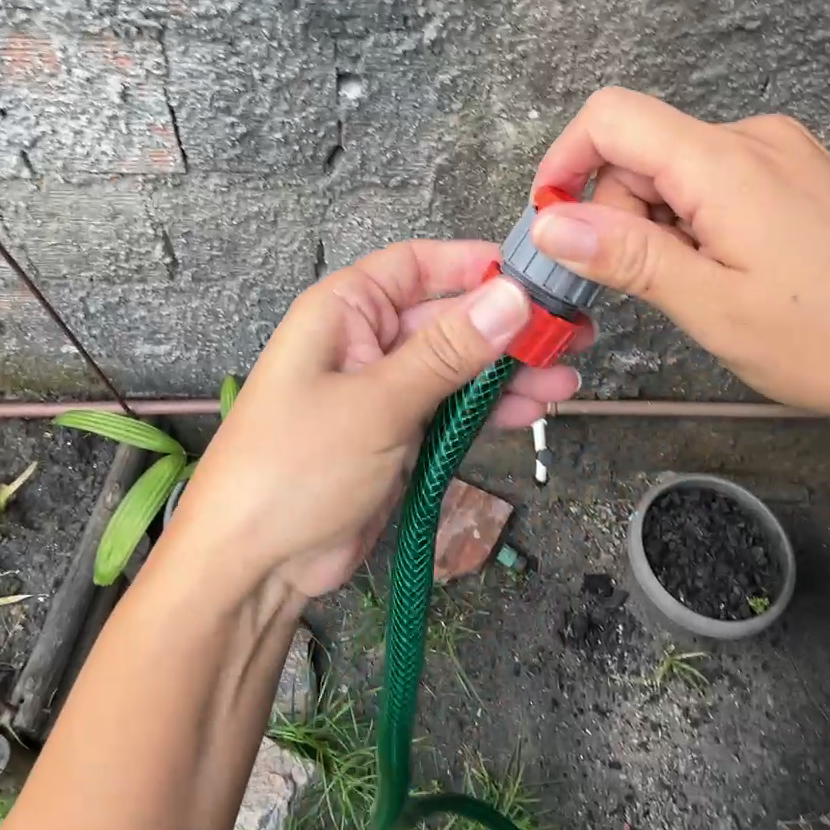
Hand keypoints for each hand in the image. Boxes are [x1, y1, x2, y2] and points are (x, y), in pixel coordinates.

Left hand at [166, 240, 586, 597]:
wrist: (255, 565)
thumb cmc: (295, 467)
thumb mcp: (377, 402)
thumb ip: (447, 351)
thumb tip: (512, 297)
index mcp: (345, 311)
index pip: (417, 265)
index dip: (475, 265)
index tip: (536, 275)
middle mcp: (365, 341)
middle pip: (448, 318)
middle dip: (508, 327)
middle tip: (573, 334)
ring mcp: (384, 390)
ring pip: (458, 367)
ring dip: (509, 372)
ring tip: (566, 380)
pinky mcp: (399, 434)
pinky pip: (452, 408)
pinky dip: (489, 408)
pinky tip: (532, 409)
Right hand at [527, 88, 829, 427]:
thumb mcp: (715, 308)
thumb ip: (628, 257)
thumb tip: (549, 223)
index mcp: (724, 164)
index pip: (610, 116)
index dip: (563, 162)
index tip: (552, 228)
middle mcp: (753, 140)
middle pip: (640, 151)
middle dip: (615, 215)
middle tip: (643, 289)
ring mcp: (781, 156)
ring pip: (676, 174)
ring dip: (658, 228)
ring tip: (698, 293)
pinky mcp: (799, 179)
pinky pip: (717, 186)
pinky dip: (695, 227)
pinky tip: (727, 278)